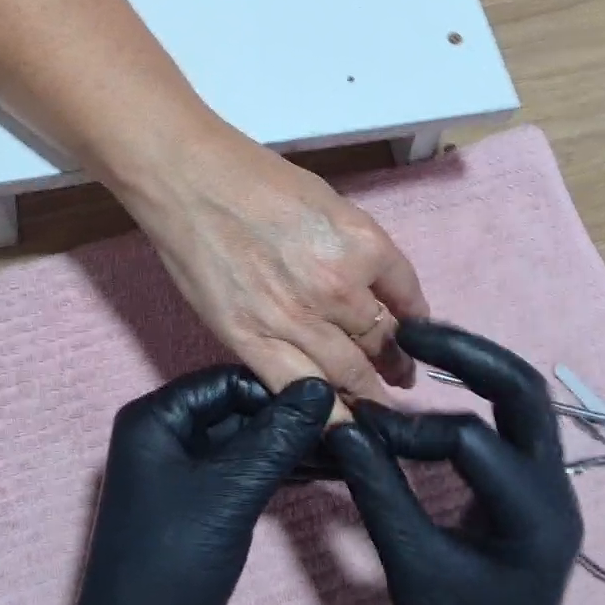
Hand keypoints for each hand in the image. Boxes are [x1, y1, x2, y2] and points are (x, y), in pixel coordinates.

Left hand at [20, 369, 335, 604]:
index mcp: (155, 418)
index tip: (333, 399)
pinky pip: (243, 471)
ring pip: (245, 442)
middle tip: (349, 425)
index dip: (279, 388)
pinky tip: (324, 473)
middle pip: (238, 408)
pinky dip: (278, 471)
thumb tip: (321, 388)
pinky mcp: (198, 500)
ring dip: (290, 447)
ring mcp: (180, 469)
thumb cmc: (174, 560)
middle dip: (290, 420)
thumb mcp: (231, 493)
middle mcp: (164, 433)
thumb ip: (277, 438)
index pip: (227, 380)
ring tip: (348, 450)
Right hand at [118, 131, 425, 409]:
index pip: (410, 297)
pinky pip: (300, 392)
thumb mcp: (326, 201)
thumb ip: (357, 247)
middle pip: (384, 342)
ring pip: (350, 376)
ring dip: (370, 394)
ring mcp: (294, 320)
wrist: (188, 179)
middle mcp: (339, 288)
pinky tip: (341, 426)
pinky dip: (328, 416)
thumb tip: (374, 286)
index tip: (414, 336)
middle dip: (396, 365)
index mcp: (364, 245)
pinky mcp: (251, 342)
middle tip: (399, 378)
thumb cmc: (253, 178)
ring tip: (376, 405)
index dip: (417, 323)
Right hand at [325, 319, 595, 604]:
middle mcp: (554, 488)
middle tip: (408, 330)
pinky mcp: (532, 480)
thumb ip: (379, 496)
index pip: (470, 441)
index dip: (408, 430)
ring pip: (525, 396)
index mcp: (533, 517)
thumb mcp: (411, 569)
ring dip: (474, 361)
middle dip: (465, 354)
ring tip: (421, 339)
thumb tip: (341, 428)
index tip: (358, 430)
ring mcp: (549, 481)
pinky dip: (475, 386)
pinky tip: (437, 378)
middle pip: (524, 393)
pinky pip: (512, 416)